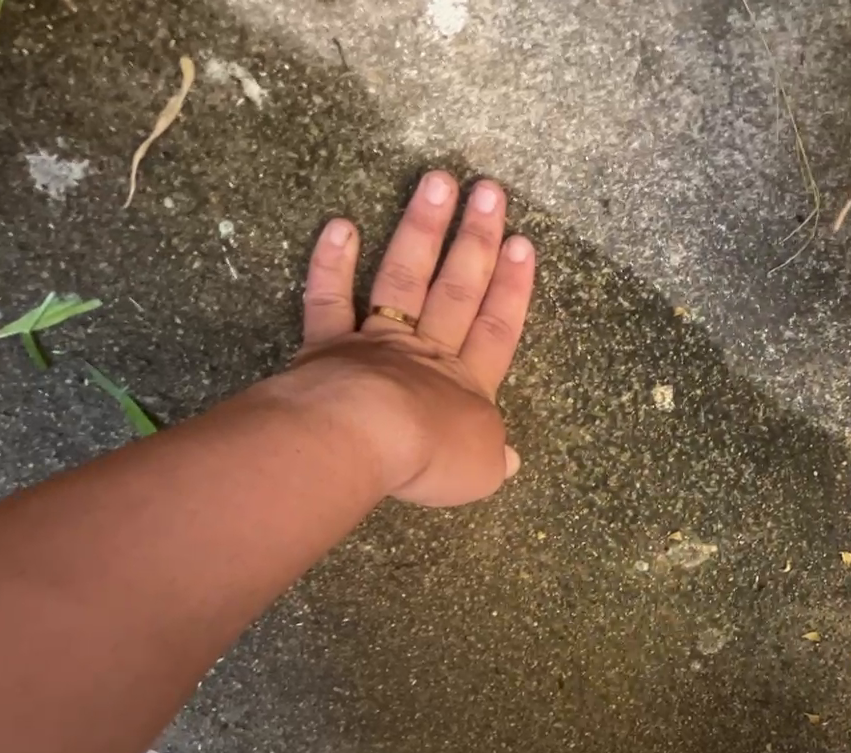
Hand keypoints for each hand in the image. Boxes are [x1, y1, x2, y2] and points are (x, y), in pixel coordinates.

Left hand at [291, 171, 534, 506]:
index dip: (513, 288)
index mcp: (469, 384)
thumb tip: (512, 458)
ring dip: (422, 230)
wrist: (363, 441)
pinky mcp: (327, 345)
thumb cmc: (431, 457)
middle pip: (458, 289)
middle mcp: (429, 353)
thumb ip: (495, 459)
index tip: (524, 243)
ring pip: (404, 278)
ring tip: (437, 182)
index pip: (499, 327)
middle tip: (489, 191)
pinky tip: (341, 225)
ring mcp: (377, 343)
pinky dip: (332, 264)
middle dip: (477, 240)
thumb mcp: (480, 473)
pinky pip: (328, 299)